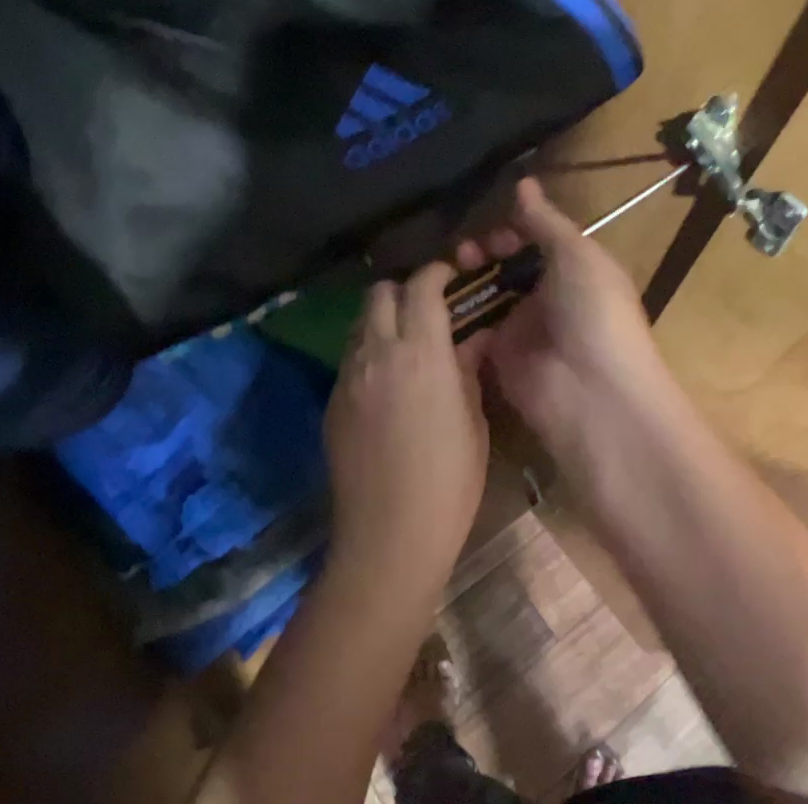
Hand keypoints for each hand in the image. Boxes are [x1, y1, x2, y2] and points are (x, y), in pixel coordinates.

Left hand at [322, 262, 490, 573]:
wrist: (390, 534)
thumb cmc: (450, 480)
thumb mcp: (473, 421)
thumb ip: (470, 369)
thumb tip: (475, 338)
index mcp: (421, 352)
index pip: (421, 287)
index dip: (437, 273)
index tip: (451, 276)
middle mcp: (377, 353)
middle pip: (379, 294)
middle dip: (403, 291)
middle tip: (428, 310)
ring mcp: (347, 378)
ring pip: (359, 326)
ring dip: (382, 322)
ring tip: (408, 346)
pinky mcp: (331, 404)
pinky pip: (350, 361)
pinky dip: (369, 356)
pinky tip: (389, 386)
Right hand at [458, 178, 679, 456]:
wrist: (591, 392)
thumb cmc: (594, 311)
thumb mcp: (577, 255)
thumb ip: (545, 221)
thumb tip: (523, 182)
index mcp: (575, 271)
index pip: (536, 242)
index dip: (512, 230)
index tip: (491, 231)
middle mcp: (549, 299)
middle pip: (506, 267)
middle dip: (482, 254)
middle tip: (462, 254)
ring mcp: (522, 331)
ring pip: (486, 297)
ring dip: (464, 282)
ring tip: (443, 273)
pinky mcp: (498, 360)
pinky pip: (472, 332)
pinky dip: (454, 318)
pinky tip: (432, 303)